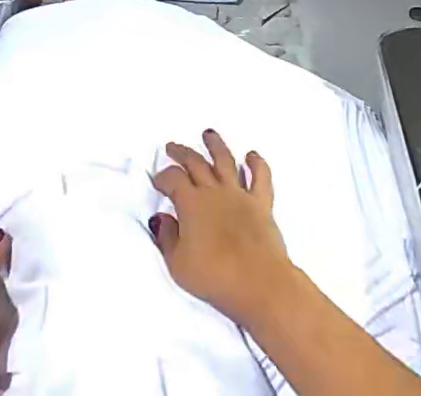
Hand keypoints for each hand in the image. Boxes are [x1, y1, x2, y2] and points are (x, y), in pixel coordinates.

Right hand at [150, 129, 298, 326]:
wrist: (262, 286)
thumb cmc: (217, 277)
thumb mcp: (178, 264)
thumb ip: (167, 238)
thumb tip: (162, 219)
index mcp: (190, 202)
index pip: (172, 178)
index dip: (162, 177)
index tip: (158, 181)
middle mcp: (213, 191)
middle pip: (194, 162)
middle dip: (181, 152)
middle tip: (172, 147)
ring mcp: (239, 195)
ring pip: (225, 161)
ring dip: (215, 146)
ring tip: (209, 135)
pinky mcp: (262, 205)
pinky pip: (261, 178)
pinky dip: (257, 164)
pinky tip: (252, 156)